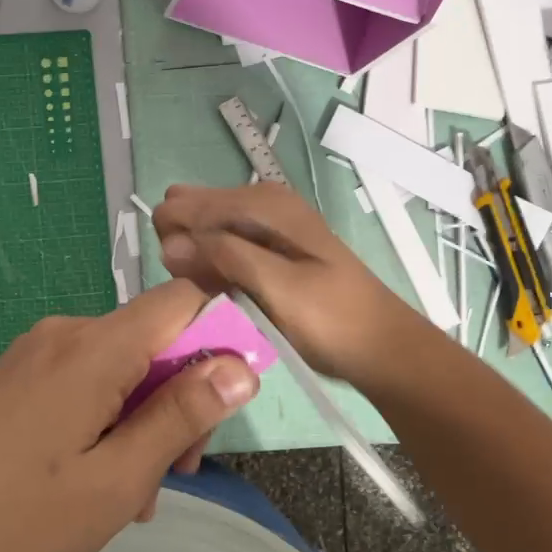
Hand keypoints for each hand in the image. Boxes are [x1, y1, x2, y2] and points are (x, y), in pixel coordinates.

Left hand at [0, 280, 259, 551]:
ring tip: (128, 494)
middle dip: (178, 397)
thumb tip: (241, 364)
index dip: (219, 338)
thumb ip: (181, 415)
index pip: (180, 300)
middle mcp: (64, 332)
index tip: (224, 405)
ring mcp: (34, 351)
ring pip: (118, 365)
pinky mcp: (16, 375)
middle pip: (151, 338)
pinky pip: (82, 378)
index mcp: (94, 347)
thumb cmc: (20, 517)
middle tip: (172, 473)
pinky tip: (91, 476)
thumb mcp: (117, 479)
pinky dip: (104, 417)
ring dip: (141, 418)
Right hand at [153, 182, 418, 379]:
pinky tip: (223, 296)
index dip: (176, 237)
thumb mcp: (279, 288)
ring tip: (215, 296)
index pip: (187, 202)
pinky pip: (219, 251)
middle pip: (192, 213)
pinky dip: (212, 271)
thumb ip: (225, 258)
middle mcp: (261, 204)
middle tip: (202, 288)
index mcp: (265, 203)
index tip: (183, 276)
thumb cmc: (334, 319)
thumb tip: (169, 242)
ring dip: (197, 263)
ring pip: (202, 234)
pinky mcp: (265, 251)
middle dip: (184, 247)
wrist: (382, 349)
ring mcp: (263, 227)